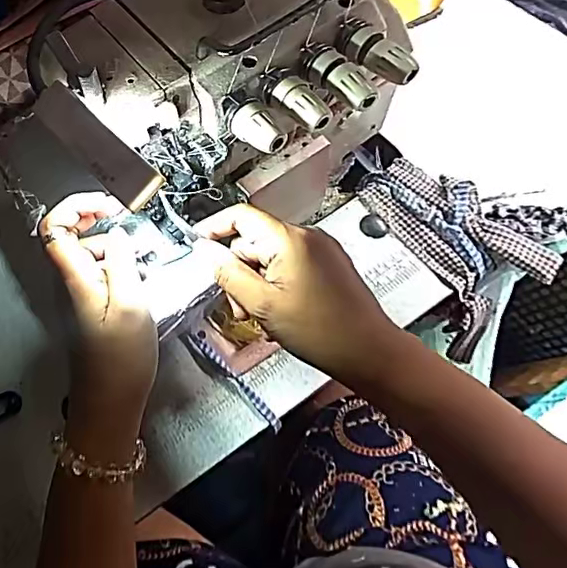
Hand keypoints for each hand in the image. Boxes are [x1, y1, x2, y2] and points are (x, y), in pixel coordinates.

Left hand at [40, 193, 157, 447]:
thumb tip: (119, 234)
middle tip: (123, 217)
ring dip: (111, 241)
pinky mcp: (89, 305)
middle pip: (69, 233)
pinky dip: (116, 262)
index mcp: (75, 278)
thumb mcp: (130, 304)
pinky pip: (98, 271)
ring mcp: (78, 293)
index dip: (75, 206)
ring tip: (140, 251)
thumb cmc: (119, 361)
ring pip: (87, 251)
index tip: (105, 204)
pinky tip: (137, 273)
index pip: (54, 227)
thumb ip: (123, 261)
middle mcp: (70, 282)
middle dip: (95, 217)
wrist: (110, 401)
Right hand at [196, 204, 417, 385]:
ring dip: (257, 283)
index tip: (197, 242)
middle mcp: (307, 237)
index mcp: (290, 239)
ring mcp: (320, 250)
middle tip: (240, 303)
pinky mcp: (327, 264)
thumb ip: (227, 274)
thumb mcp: (262, 304)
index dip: (214, 228)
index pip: (241, 216)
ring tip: (263, 315)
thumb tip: (204, 251)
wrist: (369, 352)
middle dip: (239, 271)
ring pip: (269, 256)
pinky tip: (280, 311)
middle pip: (253, 241)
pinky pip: (288, 265)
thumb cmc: (324, 332)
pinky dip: (275, 284)